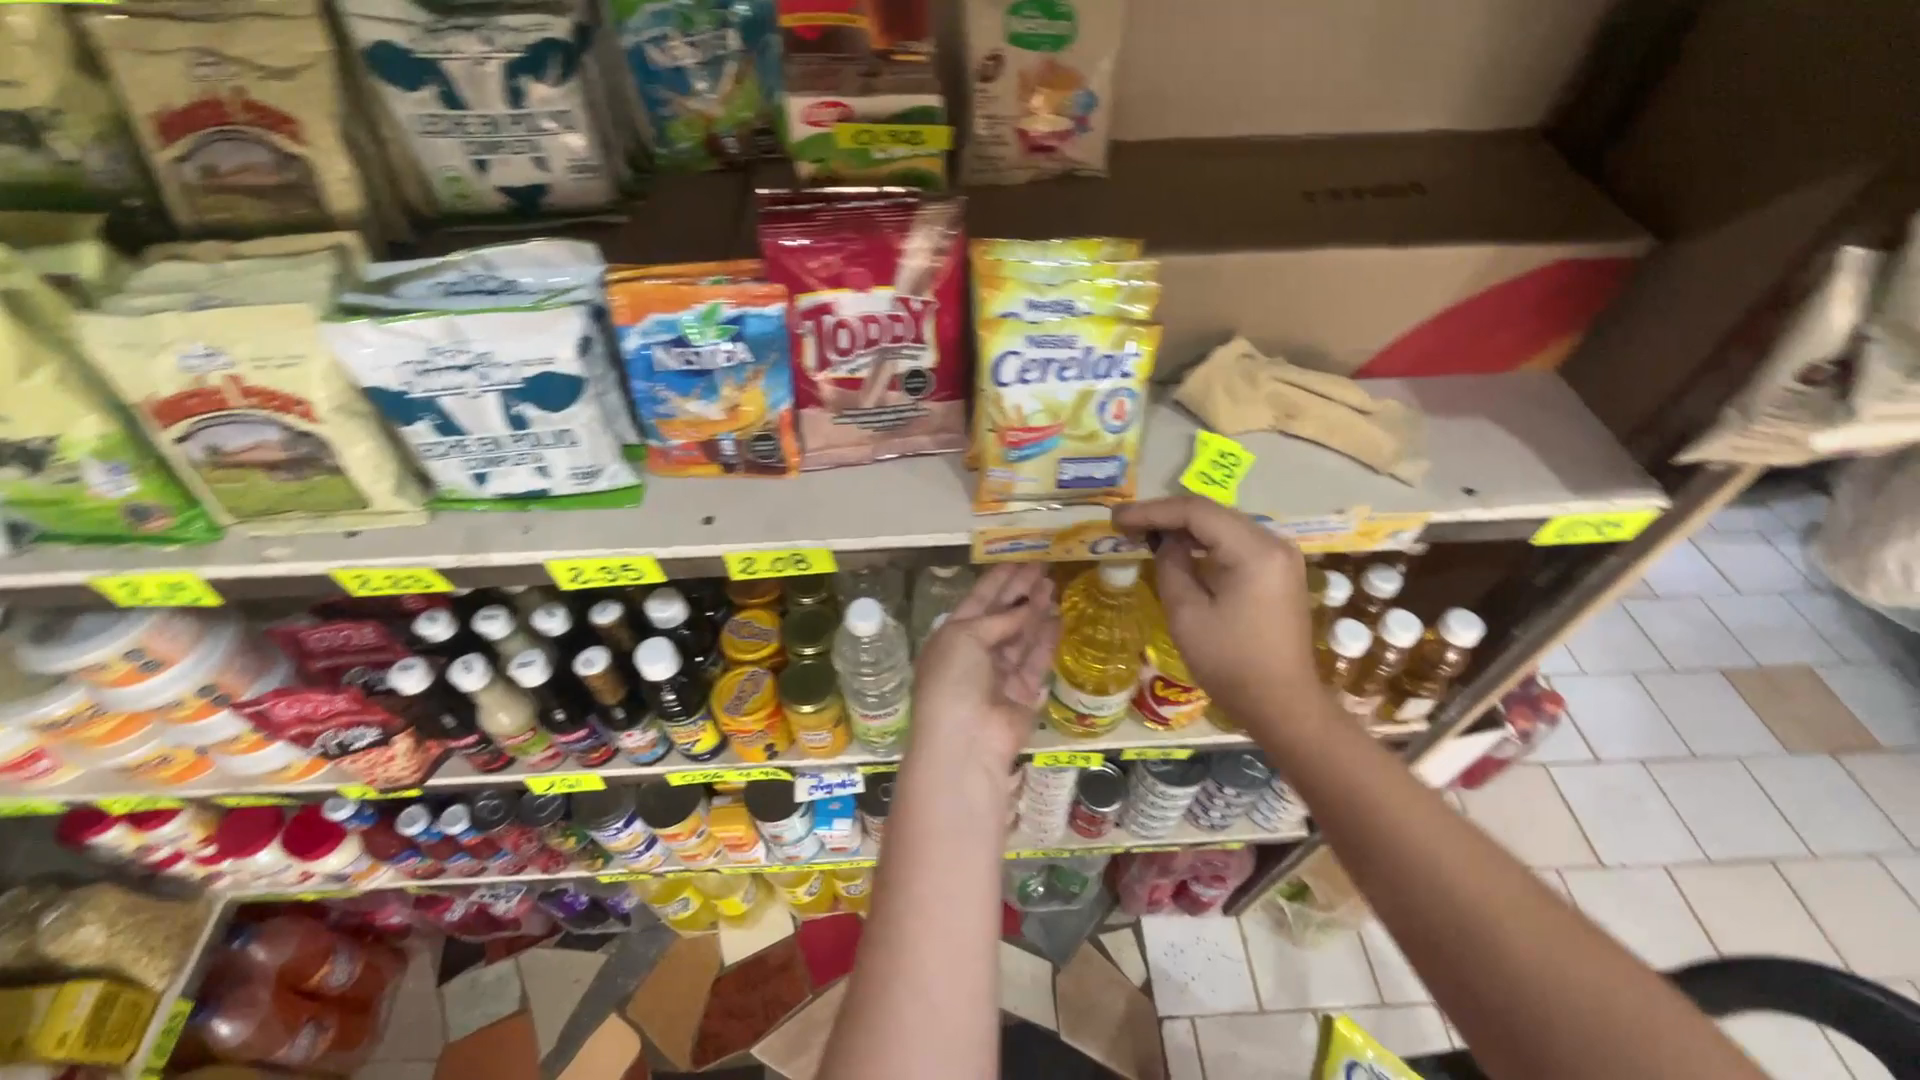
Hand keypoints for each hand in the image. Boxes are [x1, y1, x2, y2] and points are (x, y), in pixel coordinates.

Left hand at [913, 563, 1060, 768]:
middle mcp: (974, 654)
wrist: (966, 740)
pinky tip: (1058, 615)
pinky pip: (1036, 660)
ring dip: (1036, 610)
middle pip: (1001, 617)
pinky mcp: (1023, 693)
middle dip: (1020, 591)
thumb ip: (997, 619)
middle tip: (1043, 566)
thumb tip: (1023, 606)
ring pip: (1021, 636)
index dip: (997, 581)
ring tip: (1052, 584)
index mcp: (951, 637)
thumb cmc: (953, 680)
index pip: (977, 601)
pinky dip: (1046, 638)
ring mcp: (999, 675)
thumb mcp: (965, 637)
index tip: (1017, 559)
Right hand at [1113, 495, 1317, 718]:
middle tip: (1126, 524)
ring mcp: (1281, 557)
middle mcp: (1274, 543)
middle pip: (1213, 513)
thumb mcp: (1186, 614)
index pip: (1196, 512)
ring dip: (1185, 528)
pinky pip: (1237, 544)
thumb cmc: (1230, 663)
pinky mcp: (1280, 572)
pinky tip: (1180, 551)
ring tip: (1146, 534)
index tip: (1117, 518)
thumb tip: (1166, 543)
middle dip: (1167, 516)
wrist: (1282, 704)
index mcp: (1254, 550)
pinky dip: (1206, 544)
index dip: (1152, 511)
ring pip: (1224, 526)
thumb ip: (1171, 566)